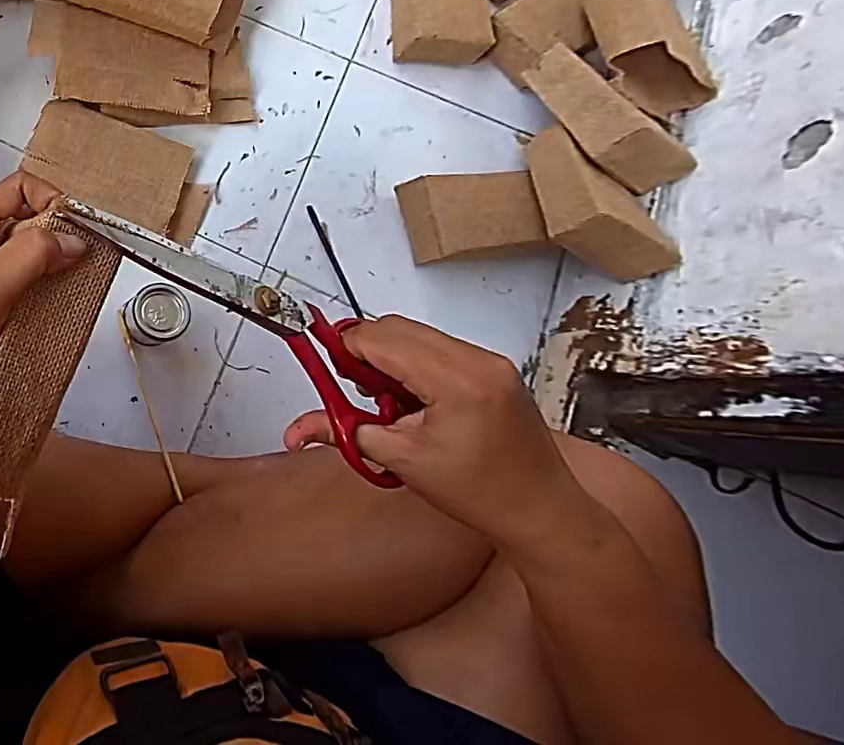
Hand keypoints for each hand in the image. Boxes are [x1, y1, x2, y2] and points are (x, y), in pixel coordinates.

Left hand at [0, 172, 86, 396]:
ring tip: (65, 279)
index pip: (18, 187)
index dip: (49, 198)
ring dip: (46, 259)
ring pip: (21, 249)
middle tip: (74, 256)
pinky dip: (37, 282)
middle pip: (23, 215)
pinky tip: (48, 299)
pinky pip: (17, 277)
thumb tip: (72, 238)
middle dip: (53, 230)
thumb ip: (34, 252)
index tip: (73, 227)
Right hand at [285, 315, 587, 551]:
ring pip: (413, 334)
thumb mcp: (399, 460)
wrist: (545, 516)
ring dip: (386, 355)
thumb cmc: (484, 493)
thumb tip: (298, 429)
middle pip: (394, 328)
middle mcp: (479, 363)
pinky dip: (410, 361)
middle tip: (351, 382)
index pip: (379, 339)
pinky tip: (408, 395)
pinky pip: (435, 346)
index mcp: (458, 382)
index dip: (345, 349)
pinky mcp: (492, 370)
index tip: (329, 365)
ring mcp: (490, 363)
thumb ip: (340, 431)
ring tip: (383, 395)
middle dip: (363, 349)